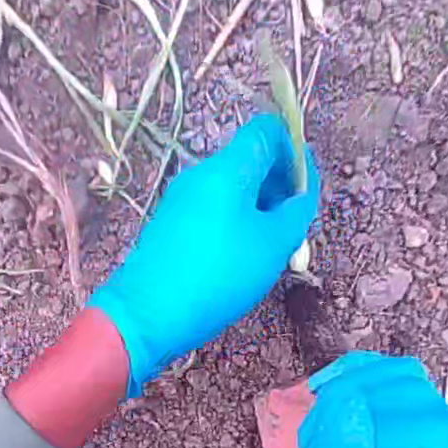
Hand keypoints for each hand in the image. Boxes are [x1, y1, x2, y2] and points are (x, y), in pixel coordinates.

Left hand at [87, 114, 319, 393]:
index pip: (268, 130)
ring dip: (255, 217)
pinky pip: (208, 218)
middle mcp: (197, 177)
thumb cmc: (215, 277)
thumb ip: (295, 212)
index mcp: (226, 168)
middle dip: (277, 191)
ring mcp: (177, 205)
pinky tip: (235, 267)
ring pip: (229, 196)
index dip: (295, 153)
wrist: (144, 317)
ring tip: (265, 256)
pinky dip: (230, 232)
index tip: (303, 194)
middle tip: (290, 233)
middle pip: (249, 164)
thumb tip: (298, 196)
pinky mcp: (166, 231)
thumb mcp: (271, 246)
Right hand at [288, 354, 447, 447]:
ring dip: (352, 391)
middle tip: (312, 434)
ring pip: (407, 383)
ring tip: (317, 428)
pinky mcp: (410, 438)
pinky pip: (391, 386)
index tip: (320, 441)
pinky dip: (355, 382)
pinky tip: (326, 399)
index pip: (427, 430)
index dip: (369, 424)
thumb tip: (344, 400)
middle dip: (356, 403)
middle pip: (419, 399)